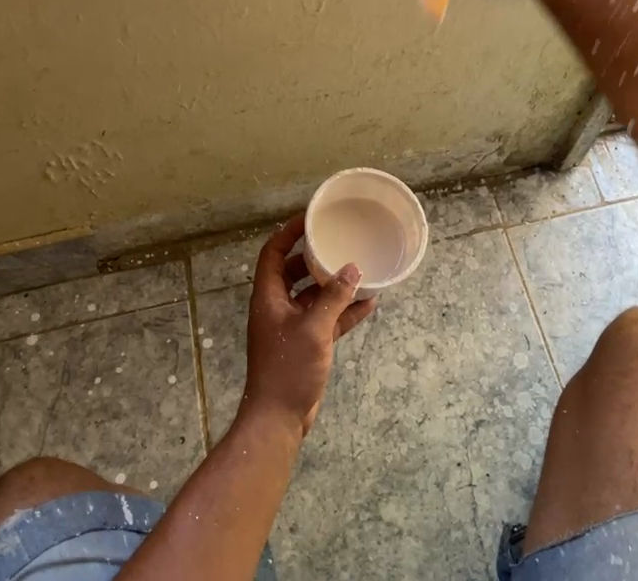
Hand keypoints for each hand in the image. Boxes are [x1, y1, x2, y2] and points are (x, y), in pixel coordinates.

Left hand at [240, 215, 376, 436]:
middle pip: (293, 271)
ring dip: (334, 284)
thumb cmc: (287, 369)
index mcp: (268, 296)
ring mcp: (291, 326)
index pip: (272, 252)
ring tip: (359, 269)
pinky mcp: (307, 344)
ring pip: (313, 295)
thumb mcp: (313, 329)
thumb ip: (333, 298)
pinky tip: (369, 302)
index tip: (311, 218)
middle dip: (315, 256)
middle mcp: (277, 306)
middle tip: (338, 241)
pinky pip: (326, 318)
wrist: (278, 419)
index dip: (288, 232)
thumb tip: (352, 269)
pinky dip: (344, 310)